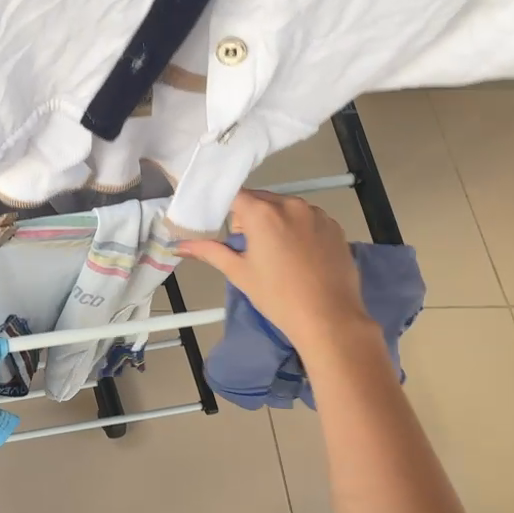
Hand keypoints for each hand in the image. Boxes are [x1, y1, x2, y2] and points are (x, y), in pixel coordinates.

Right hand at [175, 190, 373, 352]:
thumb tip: (179, 246)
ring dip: (274, 220)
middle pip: (261, 199)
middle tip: (248, 246)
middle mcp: (291, 205)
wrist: (328, 317)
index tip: (222, 224)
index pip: (235, 195)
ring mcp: (317, 214)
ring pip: (285, 207)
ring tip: (275, 253)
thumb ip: (209, 251)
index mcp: (263, 213)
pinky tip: (298, 255)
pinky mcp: (334, 227)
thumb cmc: (277, 296)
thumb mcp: (238, 272)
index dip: (226, 207)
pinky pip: (308, 218)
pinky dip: (297, 228)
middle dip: (250, 216)